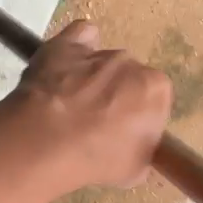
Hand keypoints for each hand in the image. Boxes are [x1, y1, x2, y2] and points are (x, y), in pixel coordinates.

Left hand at [0, 21, 171, 188]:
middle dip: (115, 93)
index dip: (138, 113)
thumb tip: (134, 144)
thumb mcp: (136, 167)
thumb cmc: (98, 157)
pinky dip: (77, 43)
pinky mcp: (63, 44)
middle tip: (94, 117)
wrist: (46, 137)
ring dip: (90, 75)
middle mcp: (129, 63)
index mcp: (155, 89)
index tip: (123, 129)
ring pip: (100, 60)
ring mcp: (95, 51)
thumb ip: (142, 147)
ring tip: (70, 99)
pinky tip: (69, 58)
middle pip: (126, 76)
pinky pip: (80, 34)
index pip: (153, 98)